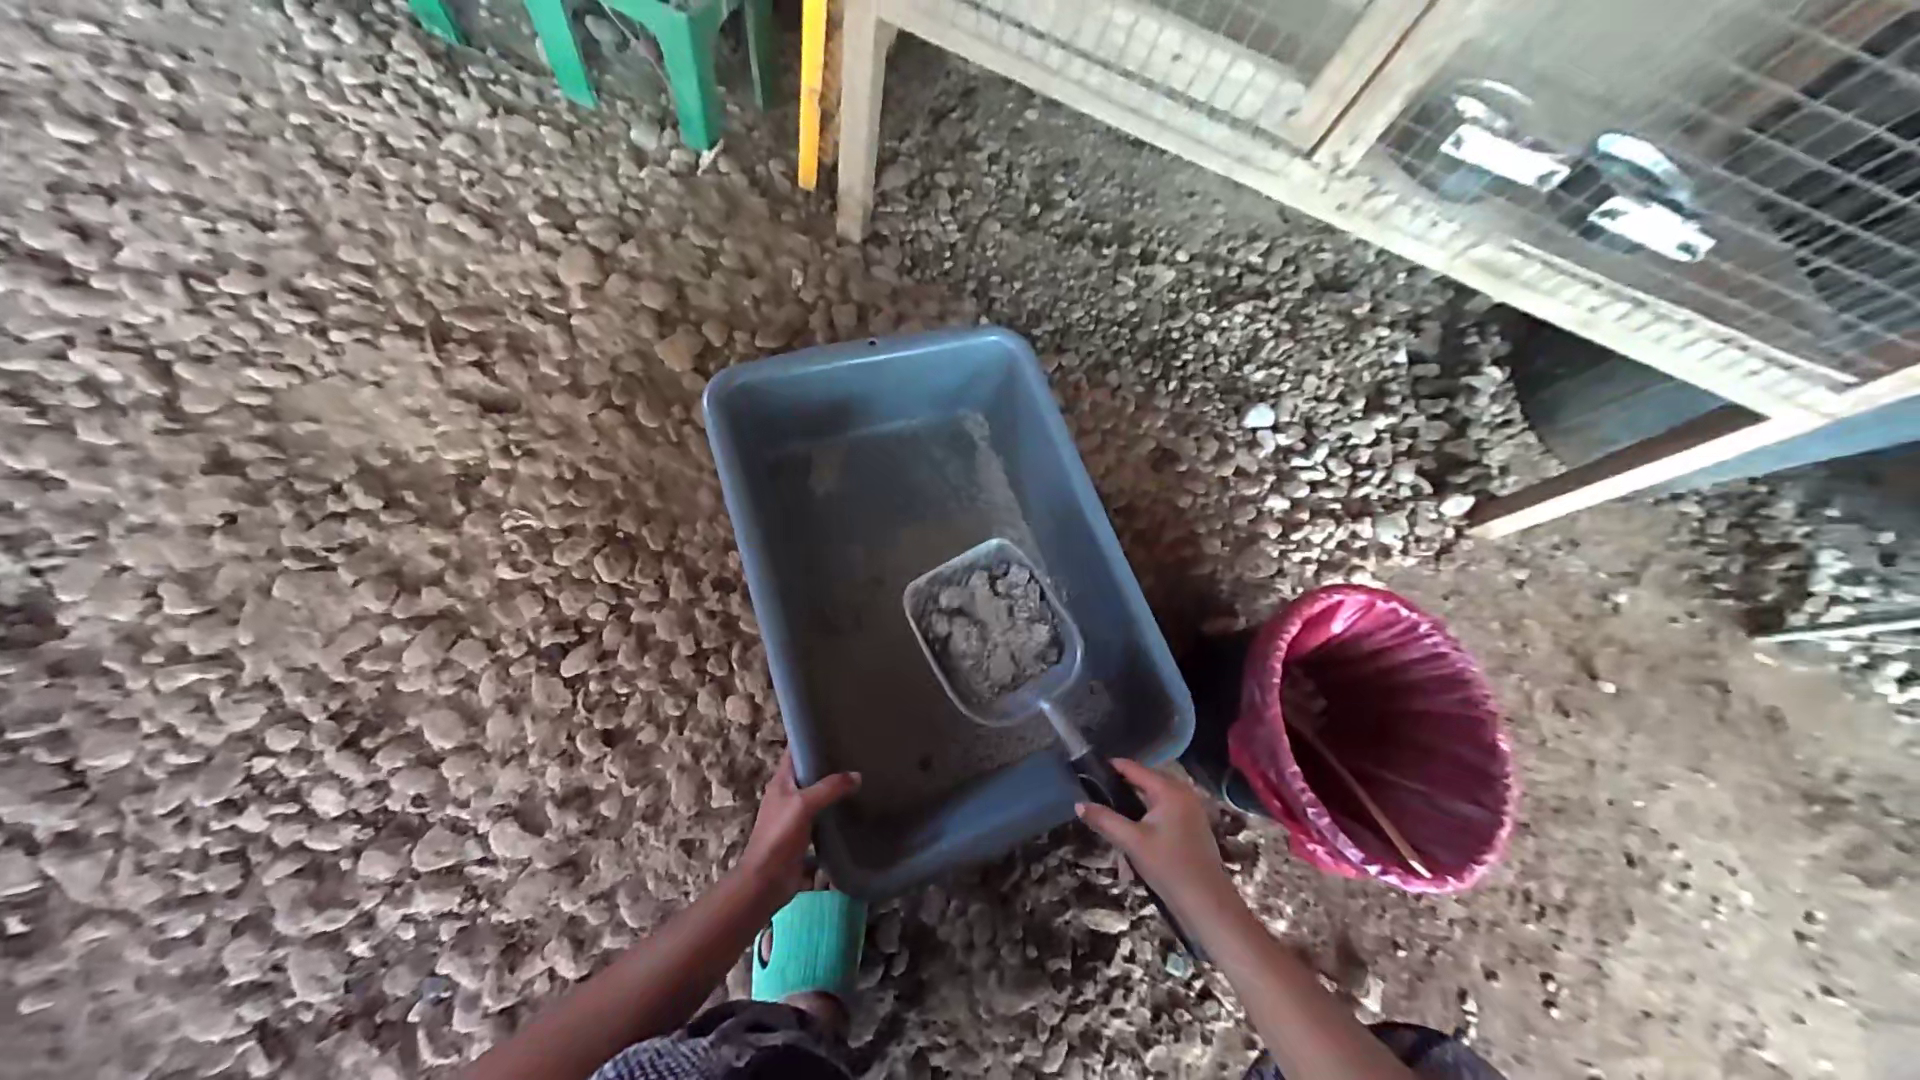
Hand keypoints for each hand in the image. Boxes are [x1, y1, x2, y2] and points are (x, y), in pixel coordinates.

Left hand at [737, 749, 859, 900]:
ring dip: (833, 787)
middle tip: (855, 751)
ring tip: (859, 776)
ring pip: (817, 793)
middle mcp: (787, 794)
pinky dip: (835, 810)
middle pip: (808, 771)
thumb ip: (830, 788)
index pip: (794, 750)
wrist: (766, 881)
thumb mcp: (804, 804)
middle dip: (828, 762)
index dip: (810, 738)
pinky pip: (822, 815)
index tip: (834, 727)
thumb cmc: (779, 836)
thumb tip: (857, 775)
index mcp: (780, 781)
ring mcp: (794, 815)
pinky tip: (853, 807)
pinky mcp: (803, 834)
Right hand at [1075, 759, 1236, 916]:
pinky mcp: (1192, 827)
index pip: (1133, 768)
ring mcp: (1190, 810)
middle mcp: (1183, 793)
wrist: (1208, 905)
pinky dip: (1147, 824)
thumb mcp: (1131, 842)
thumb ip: (1104, 820)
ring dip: (1133, 815)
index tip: (1087, 772)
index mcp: (1169, 790)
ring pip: (1152, 803)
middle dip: (1121, 796)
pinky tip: (1135, 845)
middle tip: (1099, 808)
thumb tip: (1079, 804)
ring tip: (1116, 832)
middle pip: (1143, 784)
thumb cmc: (1169, 867)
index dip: (1110, 768)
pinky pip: (1163, 815)